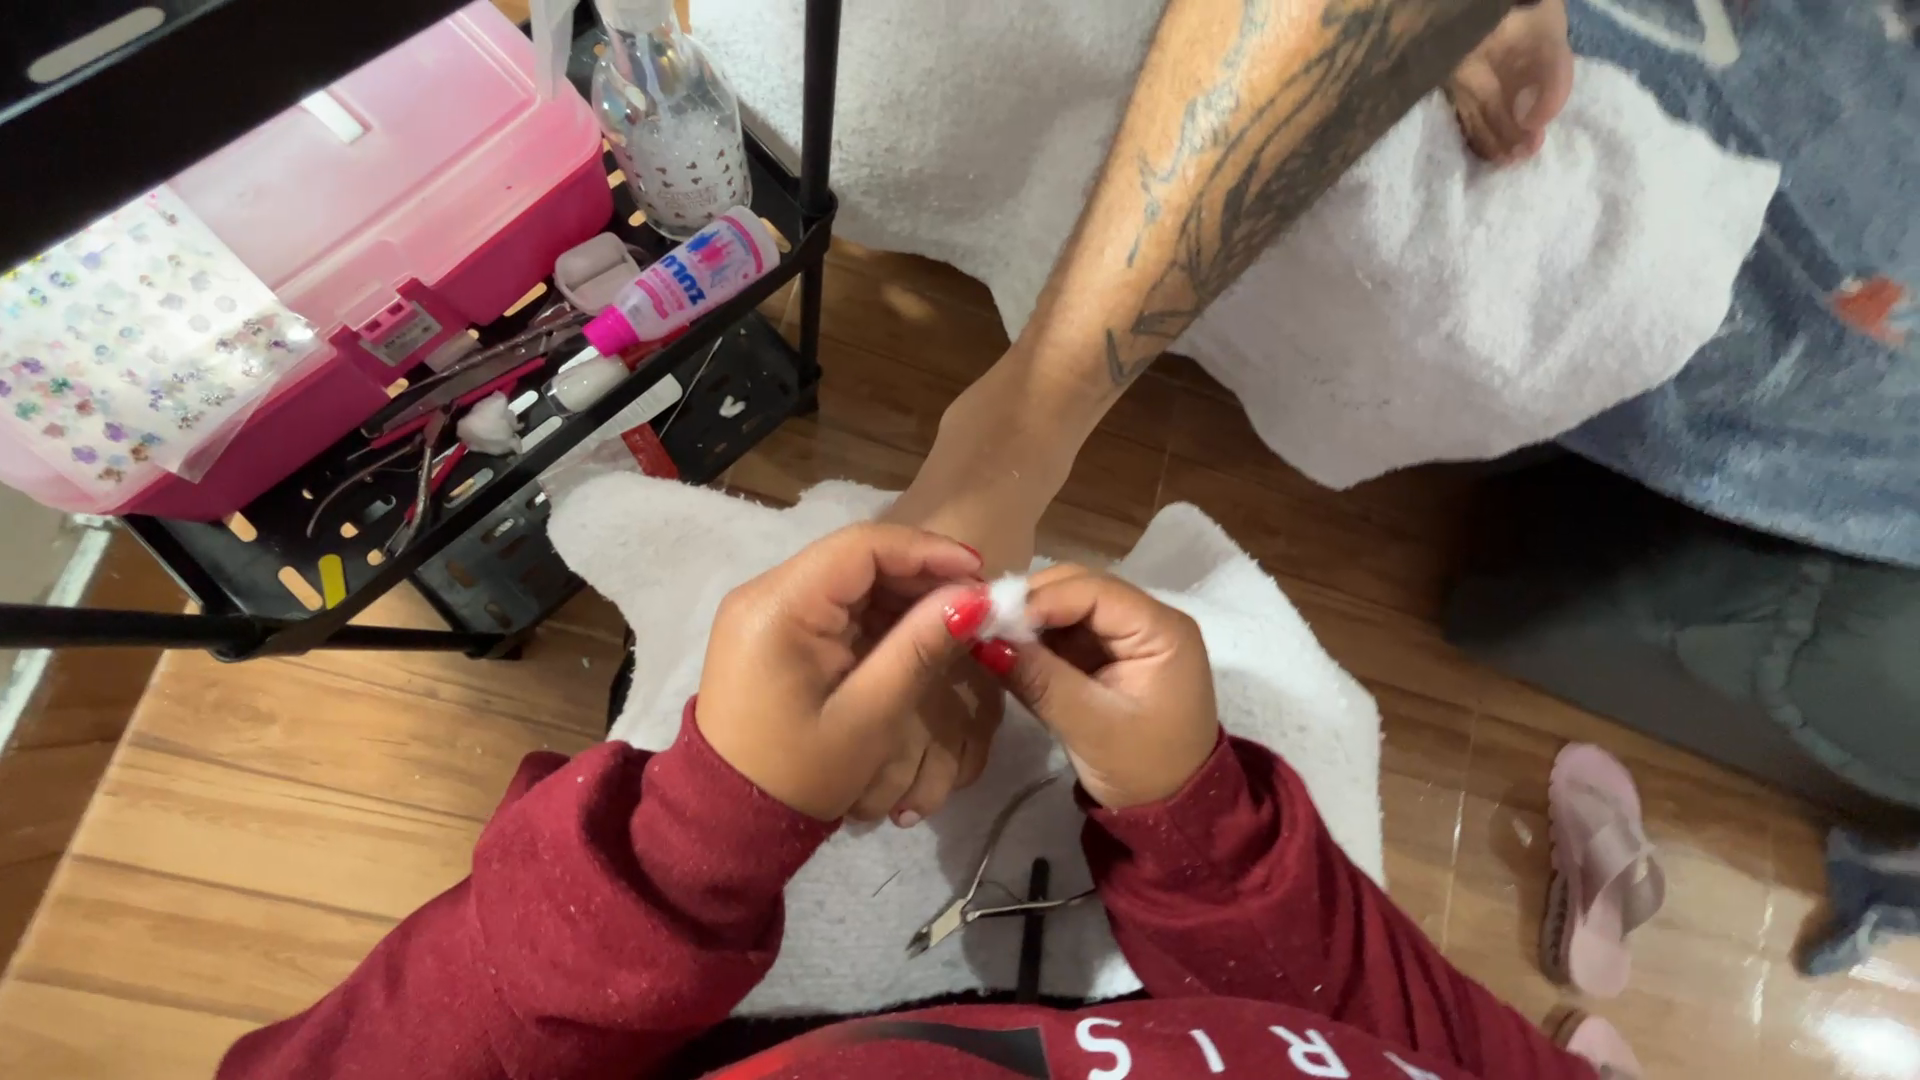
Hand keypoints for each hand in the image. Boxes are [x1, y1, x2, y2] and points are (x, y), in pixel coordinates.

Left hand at [695, 523, 983, 821]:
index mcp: (777, 606)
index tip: (979, 571)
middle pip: (857, 558)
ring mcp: (768, 609)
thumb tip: (977, 598)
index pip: (861, 547)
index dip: (926, 550)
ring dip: (905, 594)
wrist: (731, 819)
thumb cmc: (800, 774)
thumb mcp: (869, 714)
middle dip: (920, 574)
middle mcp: (765, 592)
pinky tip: (917, 633)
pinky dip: (881, 614)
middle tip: (975, 602)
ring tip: (954, 619)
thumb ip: (921, 648)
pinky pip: (839, 604)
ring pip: (852, 578)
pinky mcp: (776, 629)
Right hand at [990, 564, 1219, 808]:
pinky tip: (1007, 651)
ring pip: (1068, 606)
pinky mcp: (1108, 654)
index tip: (993, 617)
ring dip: (1030, 620)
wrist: (1170, 811)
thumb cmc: (1143, 770)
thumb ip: (1039, 679)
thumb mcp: (1089, 726)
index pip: (1095, 590)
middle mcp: (1147, 620)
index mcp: (1161, 630)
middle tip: (983, 623)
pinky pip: (1066, 632)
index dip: (1043, 598)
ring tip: (988, 636)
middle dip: (1032, 604)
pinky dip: (1037, 639)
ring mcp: (1126, 636)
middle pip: (1081, 588)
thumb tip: (982, 641)